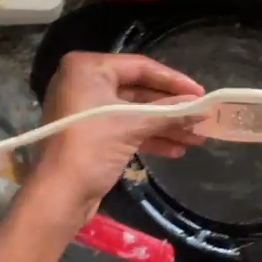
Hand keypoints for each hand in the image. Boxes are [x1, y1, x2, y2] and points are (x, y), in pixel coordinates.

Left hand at [27, 53, 205, 225]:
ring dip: (164, 125)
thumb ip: (169, 112)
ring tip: (196, 138)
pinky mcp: (89, 134)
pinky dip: (148, 137)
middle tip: (202, 117)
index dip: (174, 81)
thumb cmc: (91, 147)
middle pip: (138, 90)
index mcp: (87, 68)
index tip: (202, 93)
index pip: (140, 67)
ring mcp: (86, 109)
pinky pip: (124, 128)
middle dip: (171, 107)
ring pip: (133, 112)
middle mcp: (84, 82)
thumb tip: (202, 107)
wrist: (58, 194)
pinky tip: (176, 150)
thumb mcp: (133, 125)